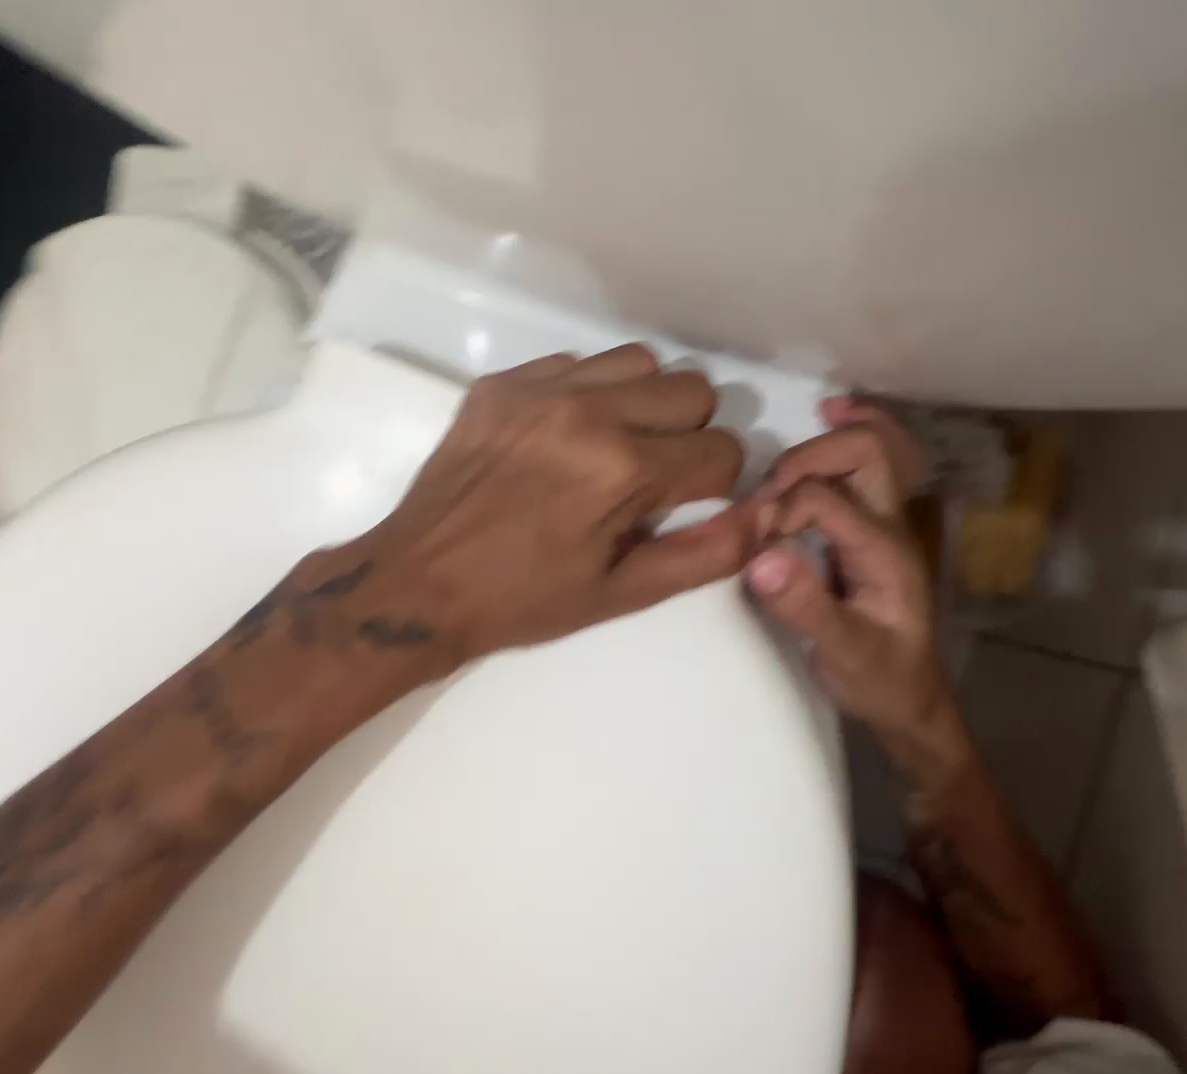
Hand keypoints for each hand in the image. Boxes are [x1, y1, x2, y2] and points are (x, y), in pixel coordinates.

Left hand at [295, 344, 749, 667]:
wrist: (419, 584)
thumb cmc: (525, 599)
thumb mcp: (622, 594)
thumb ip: (704, 554)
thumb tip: (767, 516)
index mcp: (622, 469)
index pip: (721, 451)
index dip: (715, 486)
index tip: (682, 507)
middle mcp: (587, 411)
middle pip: (694, 391)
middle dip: (689, 437)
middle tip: (649, 480)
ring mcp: (539, 388)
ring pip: (641, 363)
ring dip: (645, 405)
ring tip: (611, 450)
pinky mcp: (502, 382)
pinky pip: (579, 361)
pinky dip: (590, 393)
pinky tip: (563, 438)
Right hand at [744, 399, 949, 741]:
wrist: (910, 701)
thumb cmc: (881, 680)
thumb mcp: (843, 653)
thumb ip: (804, 606)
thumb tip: (758, 554)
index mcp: (885, 550)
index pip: (826, 498)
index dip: (781, 508)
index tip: (753, 540)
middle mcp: (889, 526)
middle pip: (867, 450)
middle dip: (809, 456)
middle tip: (767, 492)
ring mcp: (882, 526)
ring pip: (870, 450)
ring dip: (827, 440)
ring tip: (786, 453)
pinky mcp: (866, 533)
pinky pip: (864, 468)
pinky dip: (843, 438)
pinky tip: (824, 419)